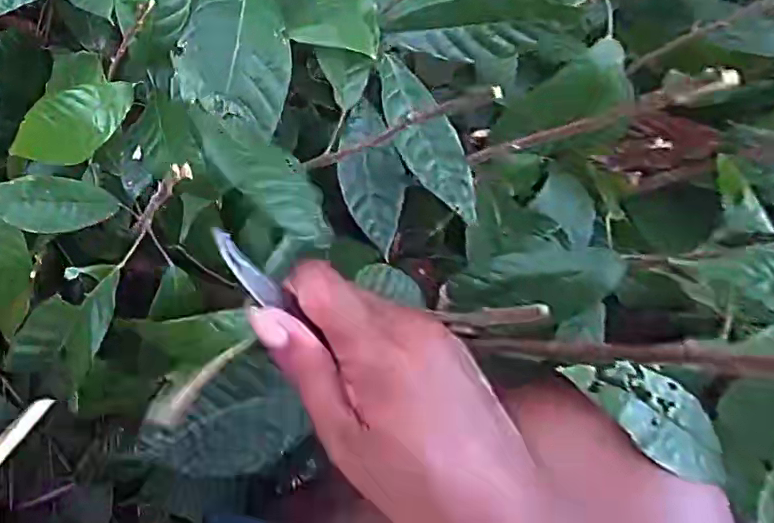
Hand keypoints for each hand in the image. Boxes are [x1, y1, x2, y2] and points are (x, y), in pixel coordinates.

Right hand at [247, 262, 550, 522]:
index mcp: (377, 341)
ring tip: (364, 390)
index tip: (292, 337)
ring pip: (367, 301)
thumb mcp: (345, 438)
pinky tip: (395, 389)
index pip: (315, 275)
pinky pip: (395, 317)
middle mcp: (407, 318)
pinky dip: (379, 338)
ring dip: (350, 329)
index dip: (292, 295)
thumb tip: (262, 314)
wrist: (512, 514)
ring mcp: (433, 325)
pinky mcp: (450, 338)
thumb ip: (304, 368)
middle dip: (321, 318)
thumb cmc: (416, 485)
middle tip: (329, 378)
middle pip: (341, 288)